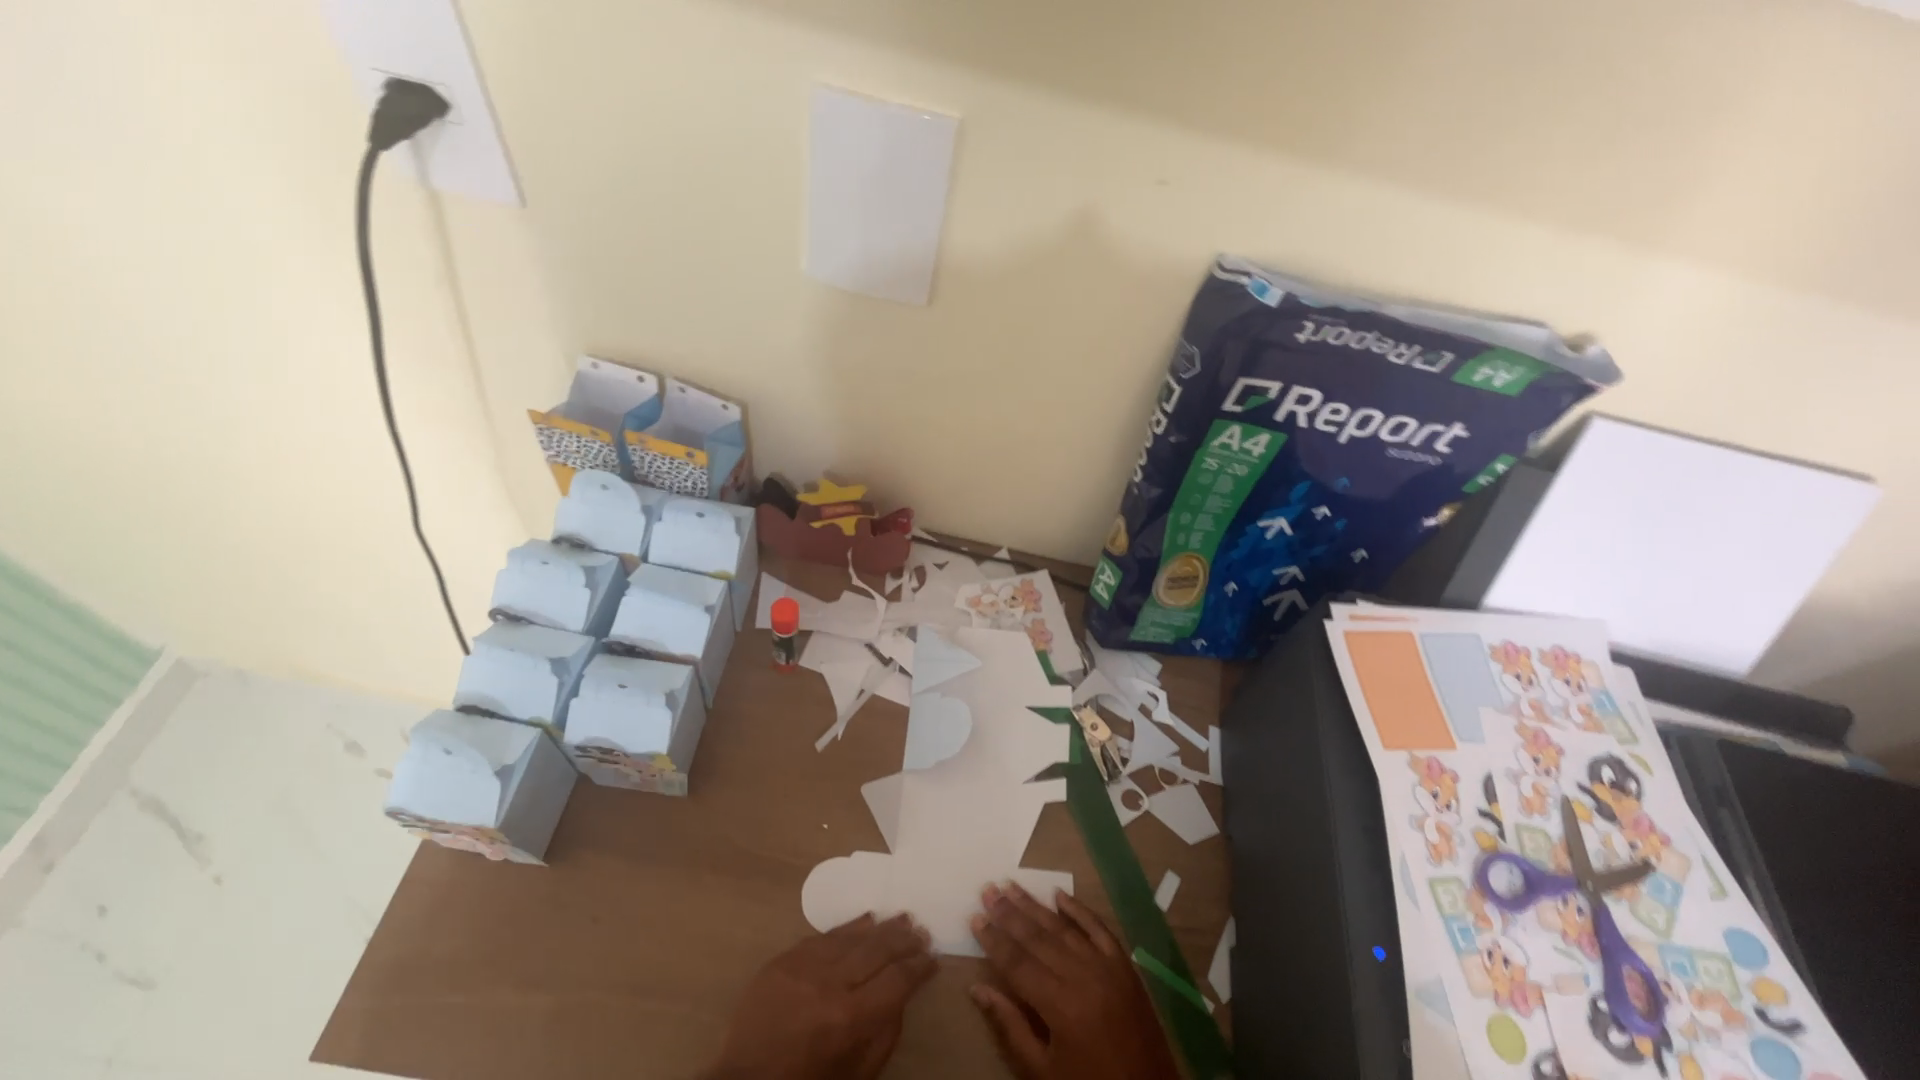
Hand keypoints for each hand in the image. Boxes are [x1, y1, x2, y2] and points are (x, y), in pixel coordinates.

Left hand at [703, 913, 936, 1079]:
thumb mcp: (860, 1071)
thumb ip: (886, 1032)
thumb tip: (902, 993)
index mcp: (852, 1017)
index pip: (898, 979)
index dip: (920, 966)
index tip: (933, 958)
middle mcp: (831, 984)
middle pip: (878, 950)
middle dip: (904, 939)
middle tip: (922, 930)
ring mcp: (804, 968)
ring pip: (851, 937)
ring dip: (880, 927)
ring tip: (901, 918)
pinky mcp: (783, 961)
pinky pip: (821, 937)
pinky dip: (846, 929)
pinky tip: (863, 921)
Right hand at [969, 882, 1181, 1079]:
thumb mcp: (1042, 1069)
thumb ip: (1010, 1025)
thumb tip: (977, 988)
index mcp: (1059, 1005)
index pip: (1017, 963)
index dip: (993, 939)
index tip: (975, 916)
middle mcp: (1082, 977)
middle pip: (1038, 938)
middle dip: (1009, 913)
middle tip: (987, 890)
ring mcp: (1107, 968)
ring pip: (1064, 928)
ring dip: (1035, 906)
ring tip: (1012, 886)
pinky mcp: (1125, 967)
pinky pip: (1099, 929)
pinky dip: (1079, 910)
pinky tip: (1059, 894)